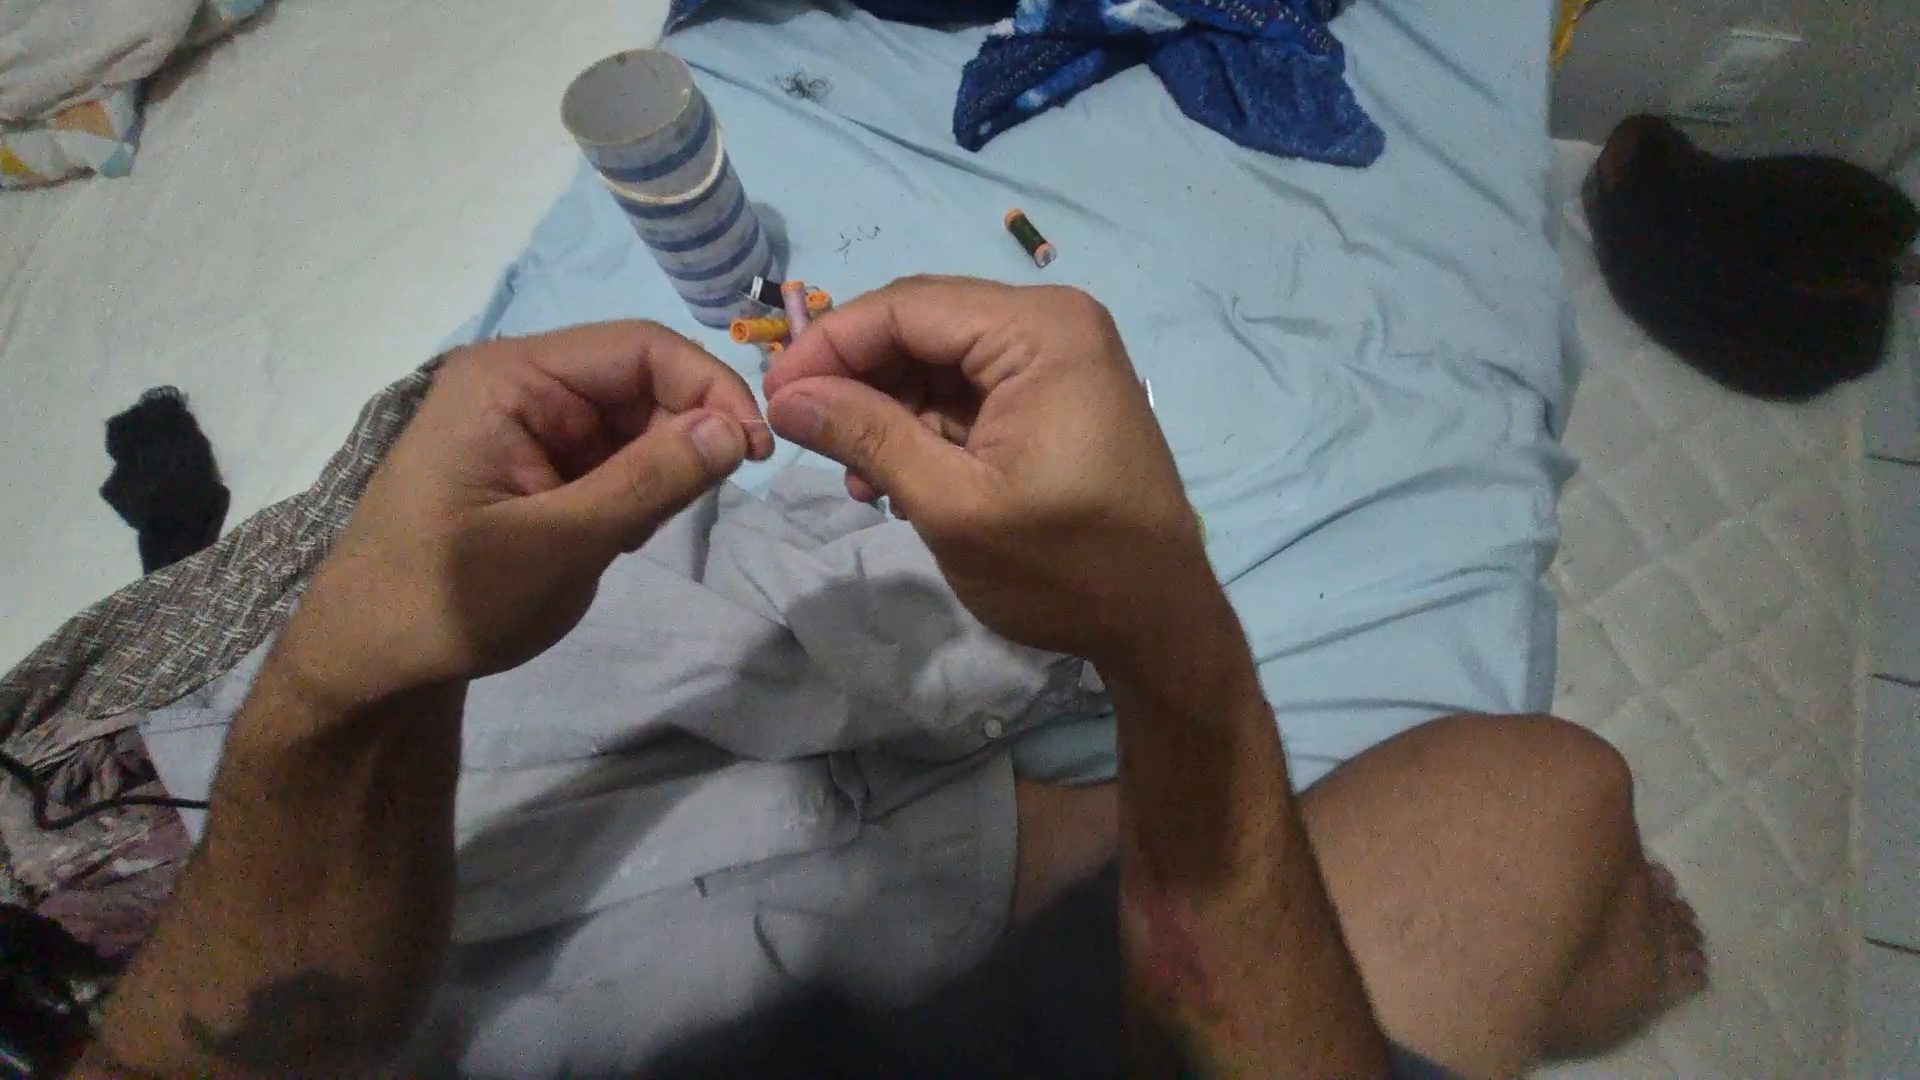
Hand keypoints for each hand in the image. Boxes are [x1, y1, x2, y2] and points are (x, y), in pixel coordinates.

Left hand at [284, 322, 773, 705]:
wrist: (381, 657)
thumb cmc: (452, 599)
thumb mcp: (559, 543)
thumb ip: (651, 482)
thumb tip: (737, 431)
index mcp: (513, 379)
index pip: (641, 348)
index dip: (710, 387)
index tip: (756, 450)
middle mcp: (530, 386)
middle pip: (648, 382)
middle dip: (689, 436)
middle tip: (695, 502)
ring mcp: (542, 424)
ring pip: (646, 423)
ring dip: (666, 472)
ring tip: (631, 532)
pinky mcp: (555, 462)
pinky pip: (629, 457)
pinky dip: (646, 493)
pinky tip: (616, 535)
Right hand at [763, 276, 1214, 671]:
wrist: (1156, 621)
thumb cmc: (1063, 569)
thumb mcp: (953, 506)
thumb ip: (866, 438)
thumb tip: (784, 396)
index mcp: (1041, 331)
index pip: (906, 307)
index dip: (828, 346)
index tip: (772, 396)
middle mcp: (1053, 325)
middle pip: (922, 328)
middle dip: (858, 382)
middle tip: (805, 438)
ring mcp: (1059, 361)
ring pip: (939, 364)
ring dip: (888, 414)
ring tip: (858, 479)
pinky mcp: (1055, 398)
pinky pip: (970, 395)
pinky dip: (926, 431)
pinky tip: (898, 479)